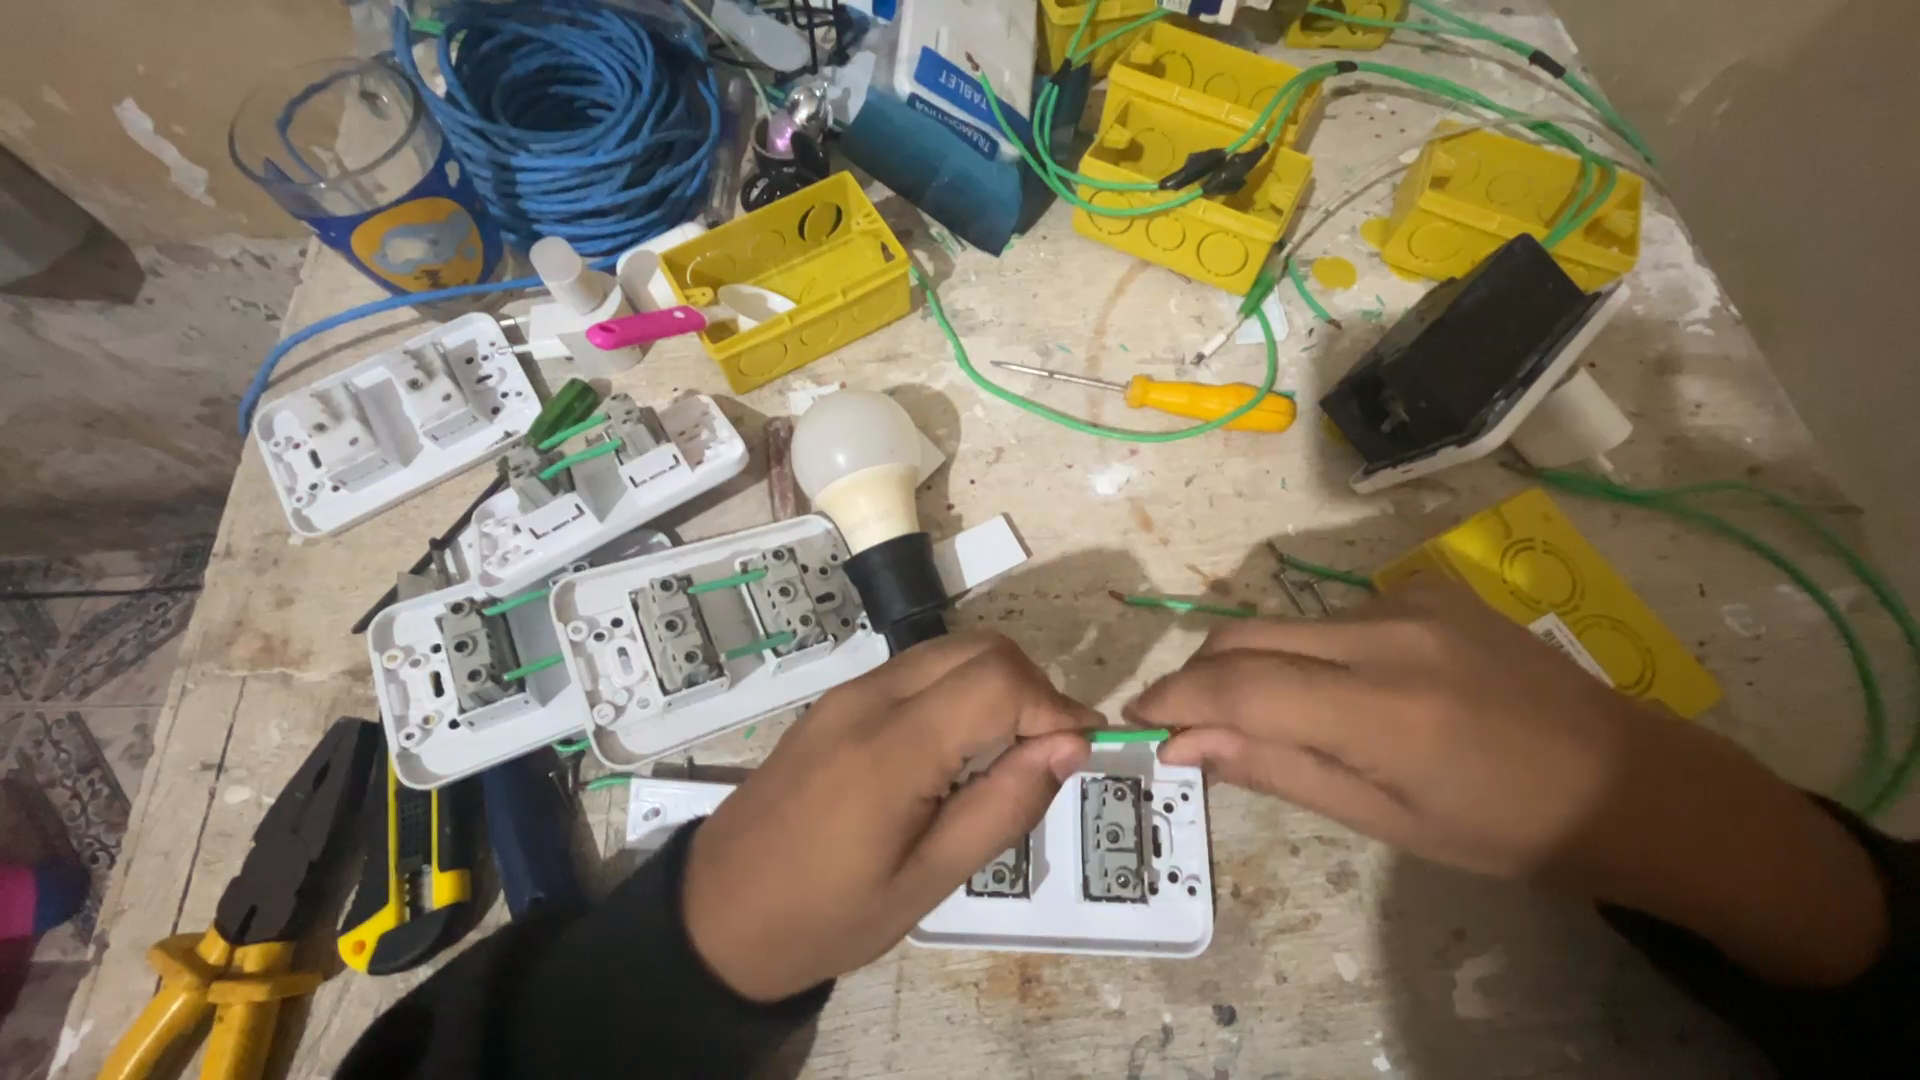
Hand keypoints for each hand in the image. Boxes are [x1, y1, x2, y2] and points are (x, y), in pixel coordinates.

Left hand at [682, 632, 1094, 1001]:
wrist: (717, 912)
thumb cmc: (826, 914)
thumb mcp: (926, 882)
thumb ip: (1002, 807)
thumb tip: (1070, 746)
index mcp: (892, 747)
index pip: (998, 681)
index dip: (1054, 706)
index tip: (1083, 749)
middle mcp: (870, 698)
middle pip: (979, 649)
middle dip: (1031, 687)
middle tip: (1050, 750)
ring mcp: (848, 692)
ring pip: (949, 651)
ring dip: (996, 684)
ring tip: (1010, 749)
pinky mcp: (836, 700)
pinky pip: (916, 669)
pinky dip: (958, 688)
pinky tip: (959, 744)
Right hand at [1129, 578, 1887, 985]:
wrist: (1630, 782)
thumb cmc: (1504, 830)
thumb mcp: (1383, 821)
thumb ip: (1275, 769)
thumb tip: (1183, 743)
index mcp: (1386, 711)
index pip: (1240, 687)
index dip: (1175, 701)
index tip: (1138, 724)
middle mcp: (1390, 635)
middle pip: (1243, 635)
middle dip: (1195, 678)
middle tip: (1181, 722)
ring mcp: (1410, 600)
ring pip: (1281, 622)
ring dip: (1250, 664)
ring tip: (1263, 714)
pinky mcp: (1427, 586)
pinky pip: (1329, 613)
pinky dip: (1303, 649)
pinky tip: (1334, 685)